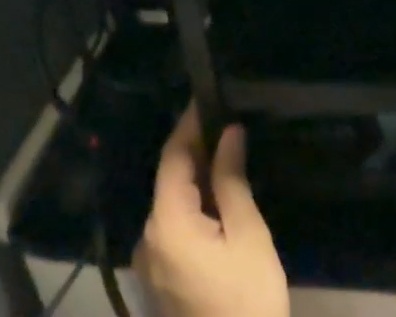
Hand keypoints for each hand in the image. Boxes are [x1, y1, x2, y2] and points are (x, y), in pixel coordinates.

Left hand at [135, 103, 288, 316]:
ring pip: (170, 202)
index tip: (210, 99)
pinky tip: (219, 197)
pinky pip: (172, 225)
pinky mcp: (160, 278)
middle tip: (226, 122)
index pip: (172, 158)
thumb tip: (228, 134)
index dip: (190, 126)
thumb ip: (232, 180)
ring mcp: (150, 261)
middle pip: (169, 179)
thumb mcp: (247, 235)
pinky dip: (193, 204)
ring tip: (228, 151)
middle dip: (195, 148)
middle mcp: (148, 237)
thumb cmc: (247, 299)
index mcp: (167, 222)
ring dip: (195, 176)